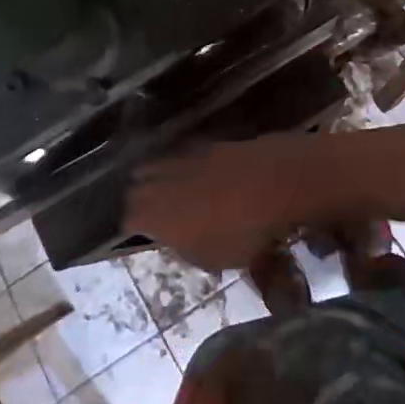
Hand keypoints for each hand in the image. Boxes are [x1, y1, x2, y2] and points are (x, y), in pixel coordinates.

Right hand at [128, 136, 362, 270]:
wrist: (274, 183)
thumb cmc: (244, 232)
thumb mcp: (214, 258)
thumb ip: (188, 251)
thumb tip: (177, 242)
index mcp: (158, 217)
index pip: (130, 219)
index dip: (132, 225)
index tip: (137, 230)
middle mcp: (161, 184)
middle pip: (137, 188)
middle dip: (137, 197)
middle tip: (143, 207)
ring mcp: (183, 160)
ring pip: (156, 166)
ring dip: (154, 176)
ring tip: (159, 184)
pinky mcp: (206, 145)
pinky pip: (181, 154)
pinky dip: (179, 162)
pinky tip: (188, 168)